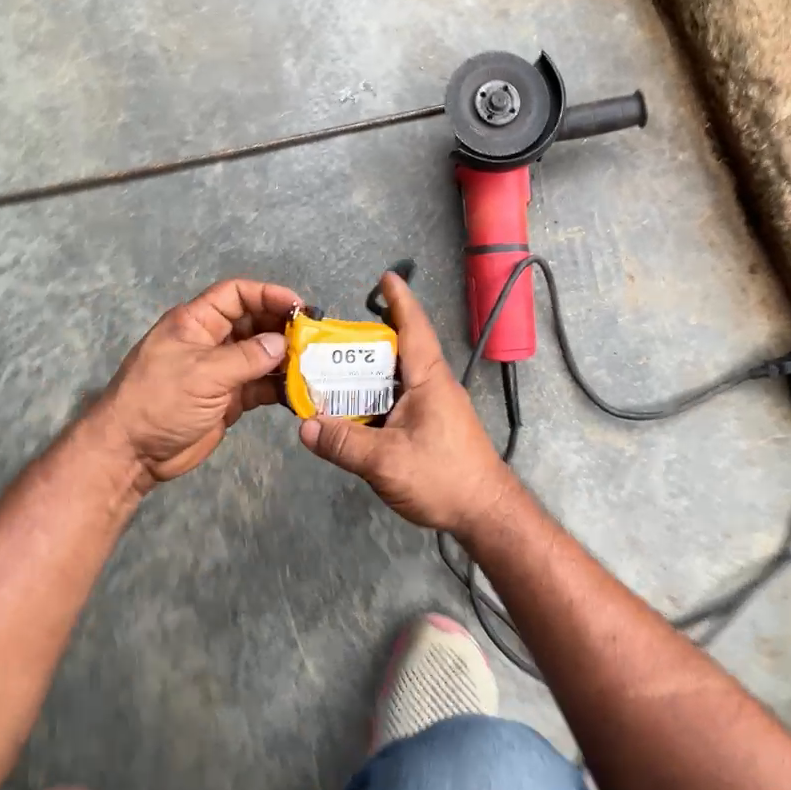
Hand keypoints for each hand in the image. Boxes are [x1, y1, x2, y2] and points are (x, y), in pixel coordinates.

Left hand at [87, 278, 302, 485]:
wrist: (132, 453)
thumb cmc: (159, 402)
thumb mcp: (203, 374)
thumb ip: (246, 357)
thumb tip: (282, 343)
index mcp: (195, 323)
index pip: (236, 295)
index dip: (267, 295)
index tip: (299, 306)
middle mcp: (211, 341)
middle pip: (254, 323)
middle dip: (283, 329)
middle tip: (314, 339)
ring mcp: (220, 371)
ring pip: (261, 356)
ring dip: (286, 360)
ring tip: (315, 366)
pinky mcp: (229, 399)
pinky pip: (261, 386)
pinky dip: (280, 388)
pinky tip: (302, 391)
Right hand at [298, 273, 519, 535]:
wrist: (486, 512)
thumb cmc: (444, 478)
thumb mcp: (386, 462)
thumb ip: (344, 443)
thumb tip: (305, 426)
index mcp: (429, 380)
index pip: (413, 328)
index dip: (399, 301)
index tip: (385, 277)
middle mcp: (435, 386)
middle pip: (400, 352)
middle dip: (369, 340)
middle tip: (332, 339)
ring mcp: (437, 408)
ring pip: (398, 379)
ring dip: (371, 373)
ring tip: (335, 373)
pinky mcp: (434, 428)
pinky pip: (400, 401)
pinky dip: (377, 398)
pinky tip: (357, 412)